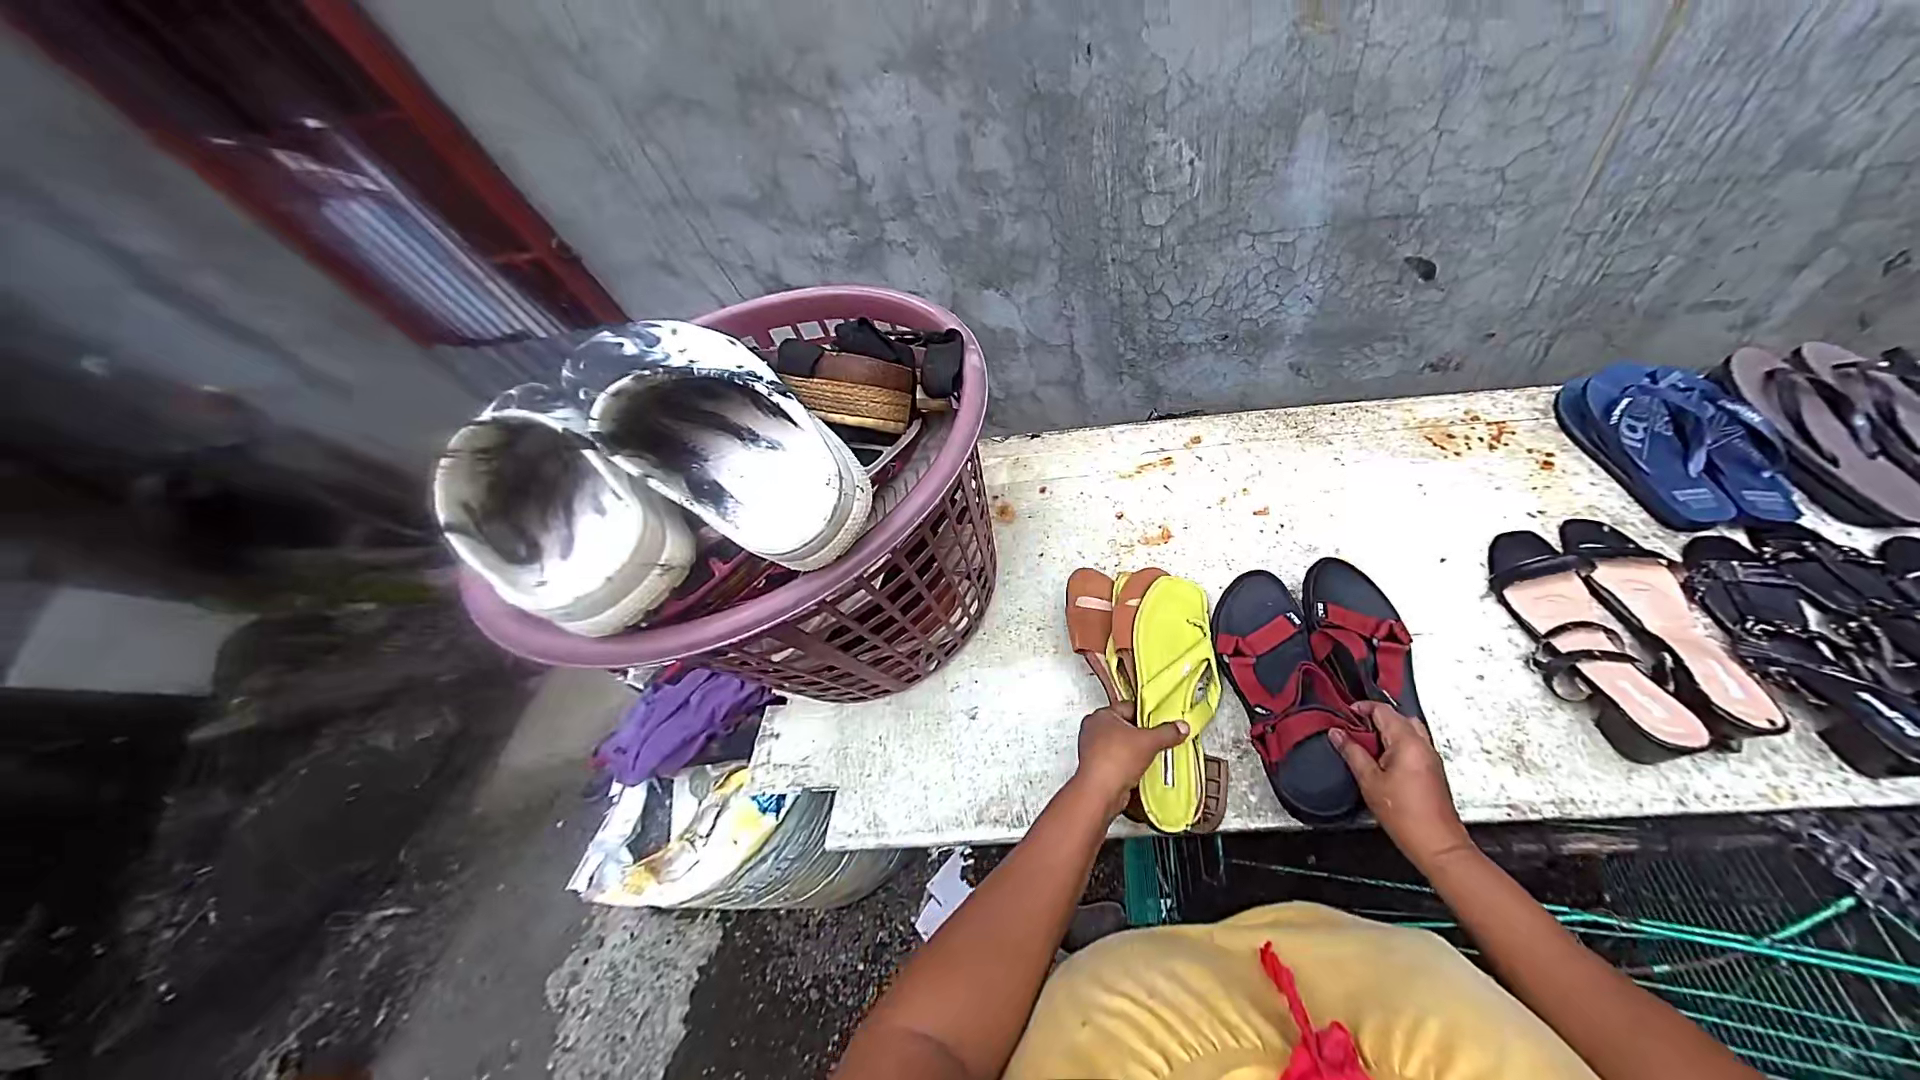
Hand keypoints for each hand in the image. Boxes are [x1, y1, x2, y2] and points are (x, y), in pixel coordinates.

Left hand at [1073, 705, 1187, 816]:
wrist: (1100, 792)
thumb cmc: (1116, 760)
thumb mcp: (1149, 742)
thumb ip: (1167, 733)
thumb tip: (1181, 727)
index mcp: (1101, 715)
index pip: (1129, 707)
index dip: (1146, 714)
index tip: (1161, 721)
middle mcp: (1093, 729)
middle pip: (1124, 726)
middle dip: (1142, 734)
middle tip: (1158, 738)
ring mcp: (1092, 748)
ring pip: (1120, 744)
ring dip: (1135, 750)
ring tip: (1152, 755)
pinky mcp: (1096, 766)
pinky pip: (1116, 759)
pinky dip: (1128, 763)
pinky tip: (1140, 769)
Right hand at [1330, 703, 1473, 868]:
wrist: (1437, 844)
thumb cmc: (1405, 815)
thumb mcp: (1368, 780)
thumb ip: (1351, 752)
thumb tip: (1337, 734)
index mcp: (1408, 743)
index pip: (1383, 711)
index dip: (1362, 708)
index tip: (1346, 713)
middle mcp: (1423, 746)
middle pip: (1398, 717)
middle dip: (1375, 718)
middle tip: (1353, 728)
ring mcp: (1431, 758)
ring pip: (1408, 730)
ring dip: (1387, 731)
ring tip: (1365, 743)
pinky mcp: (1433, 770)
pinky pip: (1414, 745)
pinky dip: (1396, 743)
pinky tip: (1380, 759)